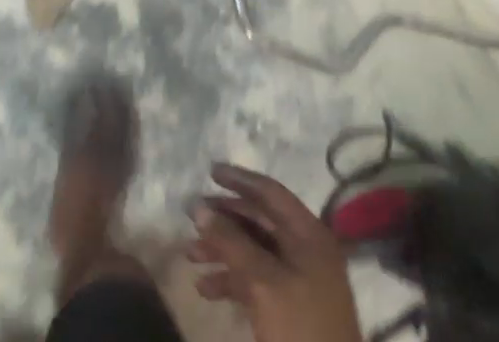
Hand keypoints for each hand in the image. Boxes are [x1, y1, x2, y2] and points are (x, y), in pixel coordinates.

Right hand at [189, 163, 363, 341]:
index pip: (271, 193)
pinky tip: (205, 289)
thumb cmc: (300, 325)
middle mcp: (305, 250)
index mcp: (308, 235)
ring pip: (253, 251)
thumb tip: (198, 207)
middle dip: (223, 219)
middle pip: (259, 221)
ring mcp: (298, 278)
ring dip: (221, 250)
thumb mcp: (263, 280)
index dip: (240, 180)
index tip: (209, 172)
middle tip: (190, 216)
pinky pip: (255, 279)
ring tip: (190, 255)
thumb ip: (231, 241)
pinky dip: (230, 279)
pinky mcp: (289, 305)